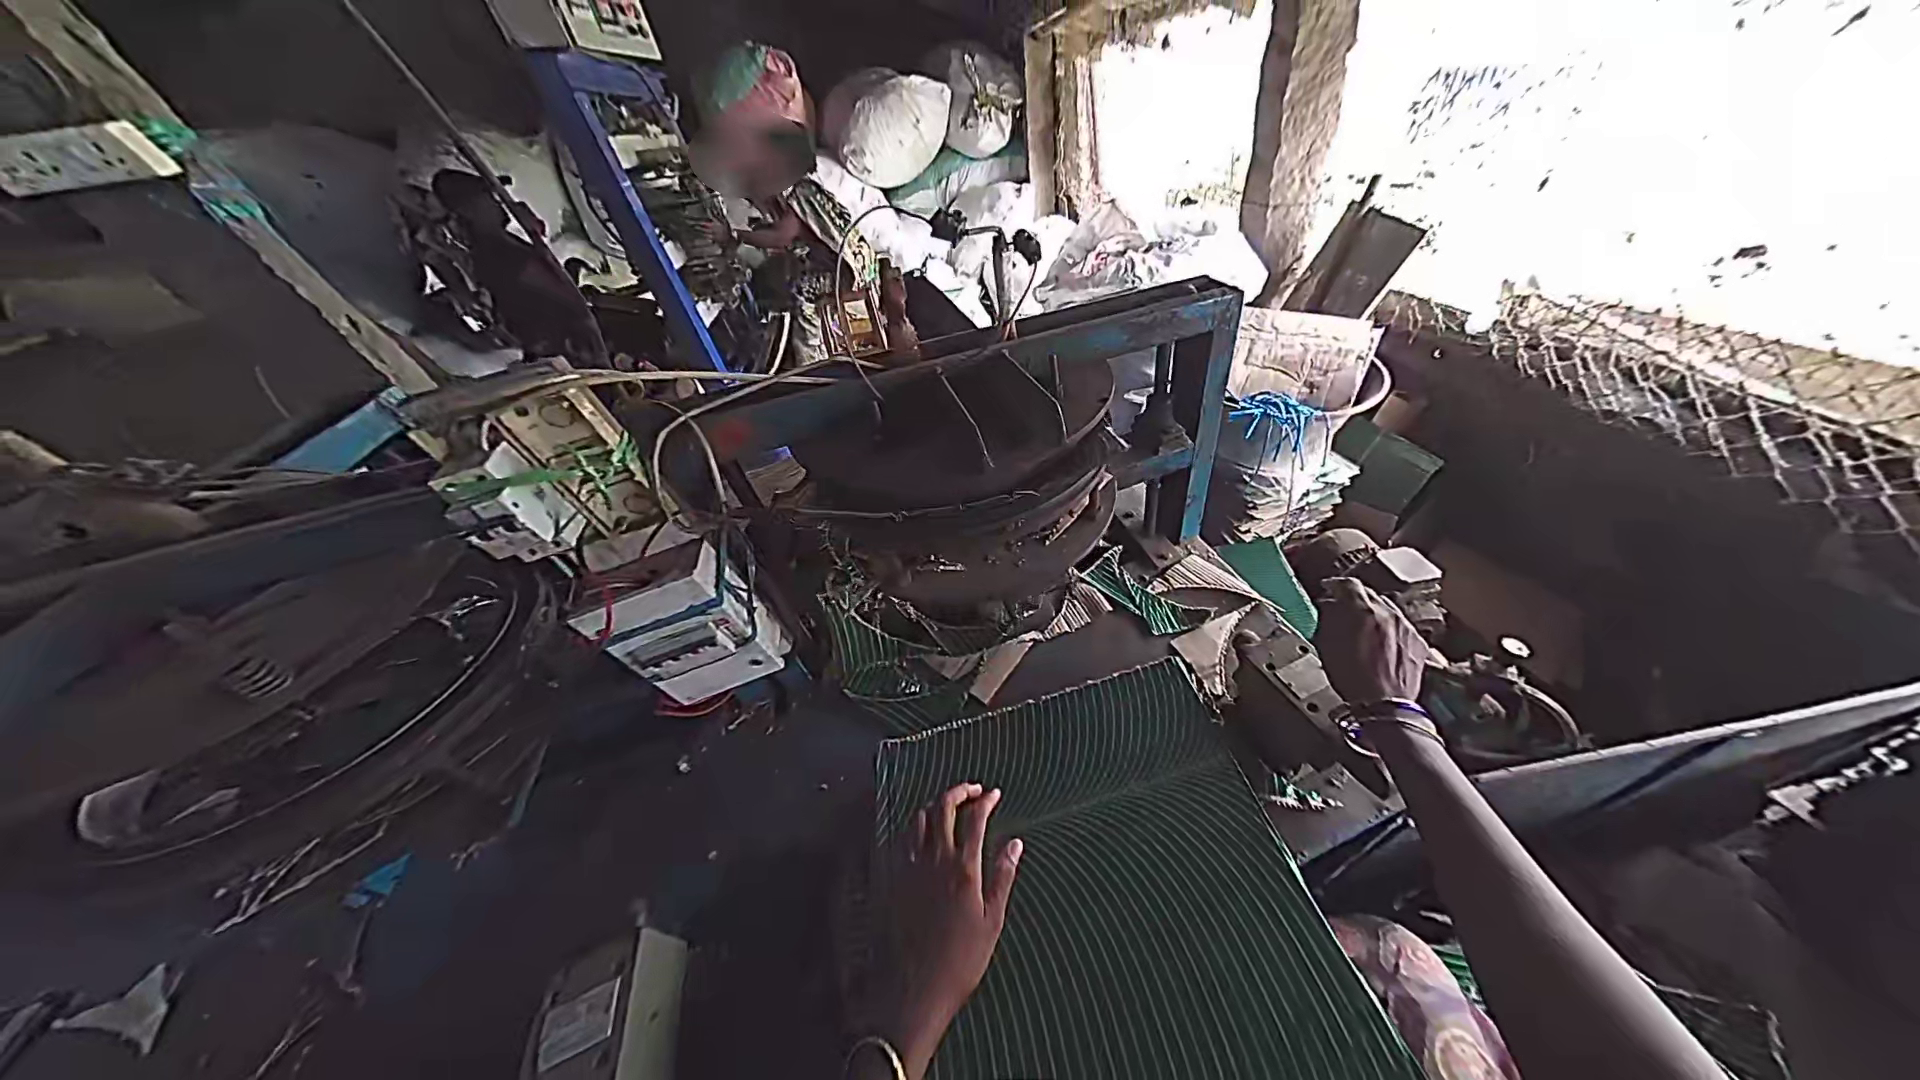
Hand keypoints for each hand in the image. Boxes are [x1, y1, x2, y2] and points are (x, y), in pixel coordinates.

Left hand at [880, 783, 1022, 1078]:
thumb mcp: (991, 921)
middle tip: (973, 790)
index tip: (994, 793)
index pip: (975, 818)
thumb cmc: (959, 962)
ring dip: (935, 807)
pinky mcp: (892, 879)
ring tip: (949, 810)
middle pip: (943, 806)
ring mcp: (909, 867)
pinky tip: (922, 836)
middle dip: (959, 791)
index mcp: (963, 868)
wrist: (913, 991)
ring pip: (919, 819)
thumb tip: (1015, 844)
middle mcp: (934, 859)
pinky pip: (901, 840)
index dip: (986, 800)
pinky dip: (915, 828)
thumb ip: (1002, 877)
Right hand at [1315, 577, 1427, 703]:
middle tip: (1341, 609)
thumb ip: (1327, 618)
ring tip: (1360, 629)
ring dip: (1372, 614)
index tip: (1329, 589)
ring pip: (1386, 609)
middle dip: (1354, 599)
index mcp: (1362, 610)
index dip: (1335, 585)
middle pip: (1369, 594)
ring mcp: (1406, 627)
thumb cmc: (1353, 678)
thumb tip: (1328, 607)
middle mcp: (1388, 614)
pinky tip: (1378, 643)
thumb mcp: (1326, 643)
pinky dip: (1388, 629)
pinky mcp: (1418, 641)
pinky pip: (1400, 626)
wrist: (1384, 704)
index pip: (1348, 584)